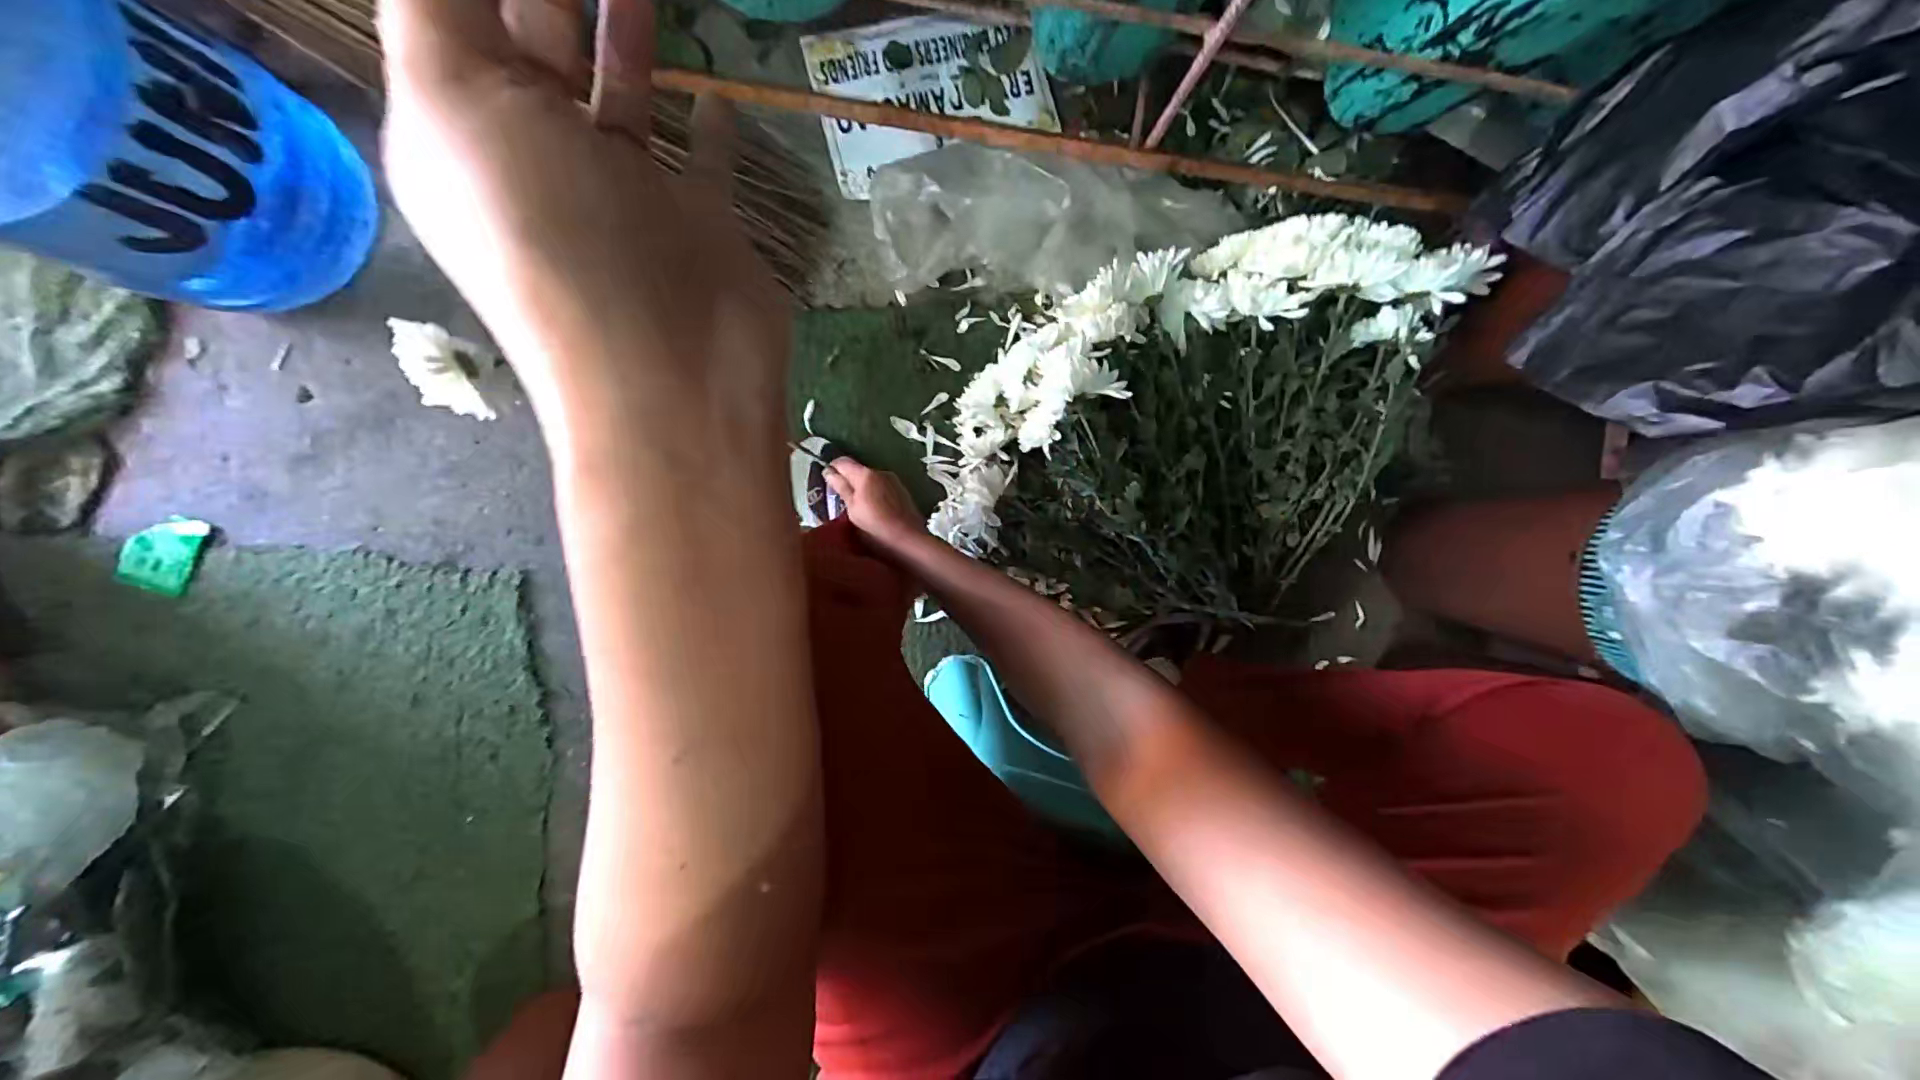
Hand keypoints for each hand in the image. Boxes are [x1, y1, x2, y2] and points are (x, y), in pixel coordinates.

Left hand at [378, 0, 789, 442]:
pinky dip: (708, 130)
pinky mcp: (699, 226)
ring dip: (623, 29)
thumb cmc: (556, 239)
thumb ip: (437, 2)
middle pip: (537, 37)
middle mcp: (543, 159)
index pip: (456, 8)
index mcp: (463, 128)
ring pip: (621, 92)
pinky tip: (715, 96)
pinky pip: (702, 162)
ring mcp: (629, 197)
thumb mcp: (455, 99)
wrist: (670, 370)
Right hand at [824, 458, 927, 552]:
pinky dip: (874, 492)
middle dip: (847, 480)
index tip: (827, 482)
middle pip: (857, 469)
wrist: (909, 537)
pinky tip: (874, 508)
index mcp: (865, 474)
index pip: (842, 461)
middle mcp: (880, 471)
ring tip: (858, 506)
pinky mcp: (901, 489)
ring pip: (870, 478)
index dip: (832, 468)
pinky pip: (881, 485)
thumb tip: (828, 471)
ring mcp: (893, 479)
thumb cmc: (876, 526)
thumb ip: (841, 488)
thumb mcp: (853, 509)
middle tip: (840, 498)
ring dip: (862, 487)